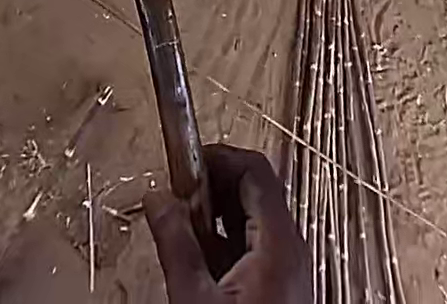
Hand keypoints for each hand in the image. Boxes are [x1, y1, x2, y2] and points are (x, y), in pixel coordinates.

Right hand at [144, 145, 312, 303]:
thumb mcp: (195, 302)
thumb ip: (175, 242)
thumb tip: (156, 195)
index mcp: (278, 246)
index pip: (254, 170)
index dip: (218, 157)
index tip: (183, 166)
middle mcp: (290, 252)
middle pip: (253, 190)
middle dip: (211, 186)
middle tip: (175, 198)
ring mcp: (289, 273)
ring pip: (251, 218)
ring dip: (212, 213)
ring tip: (180, 230)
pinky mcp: (280, 291)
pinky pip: (253, 246)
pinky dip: (222, 239)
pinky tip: (197, 259)